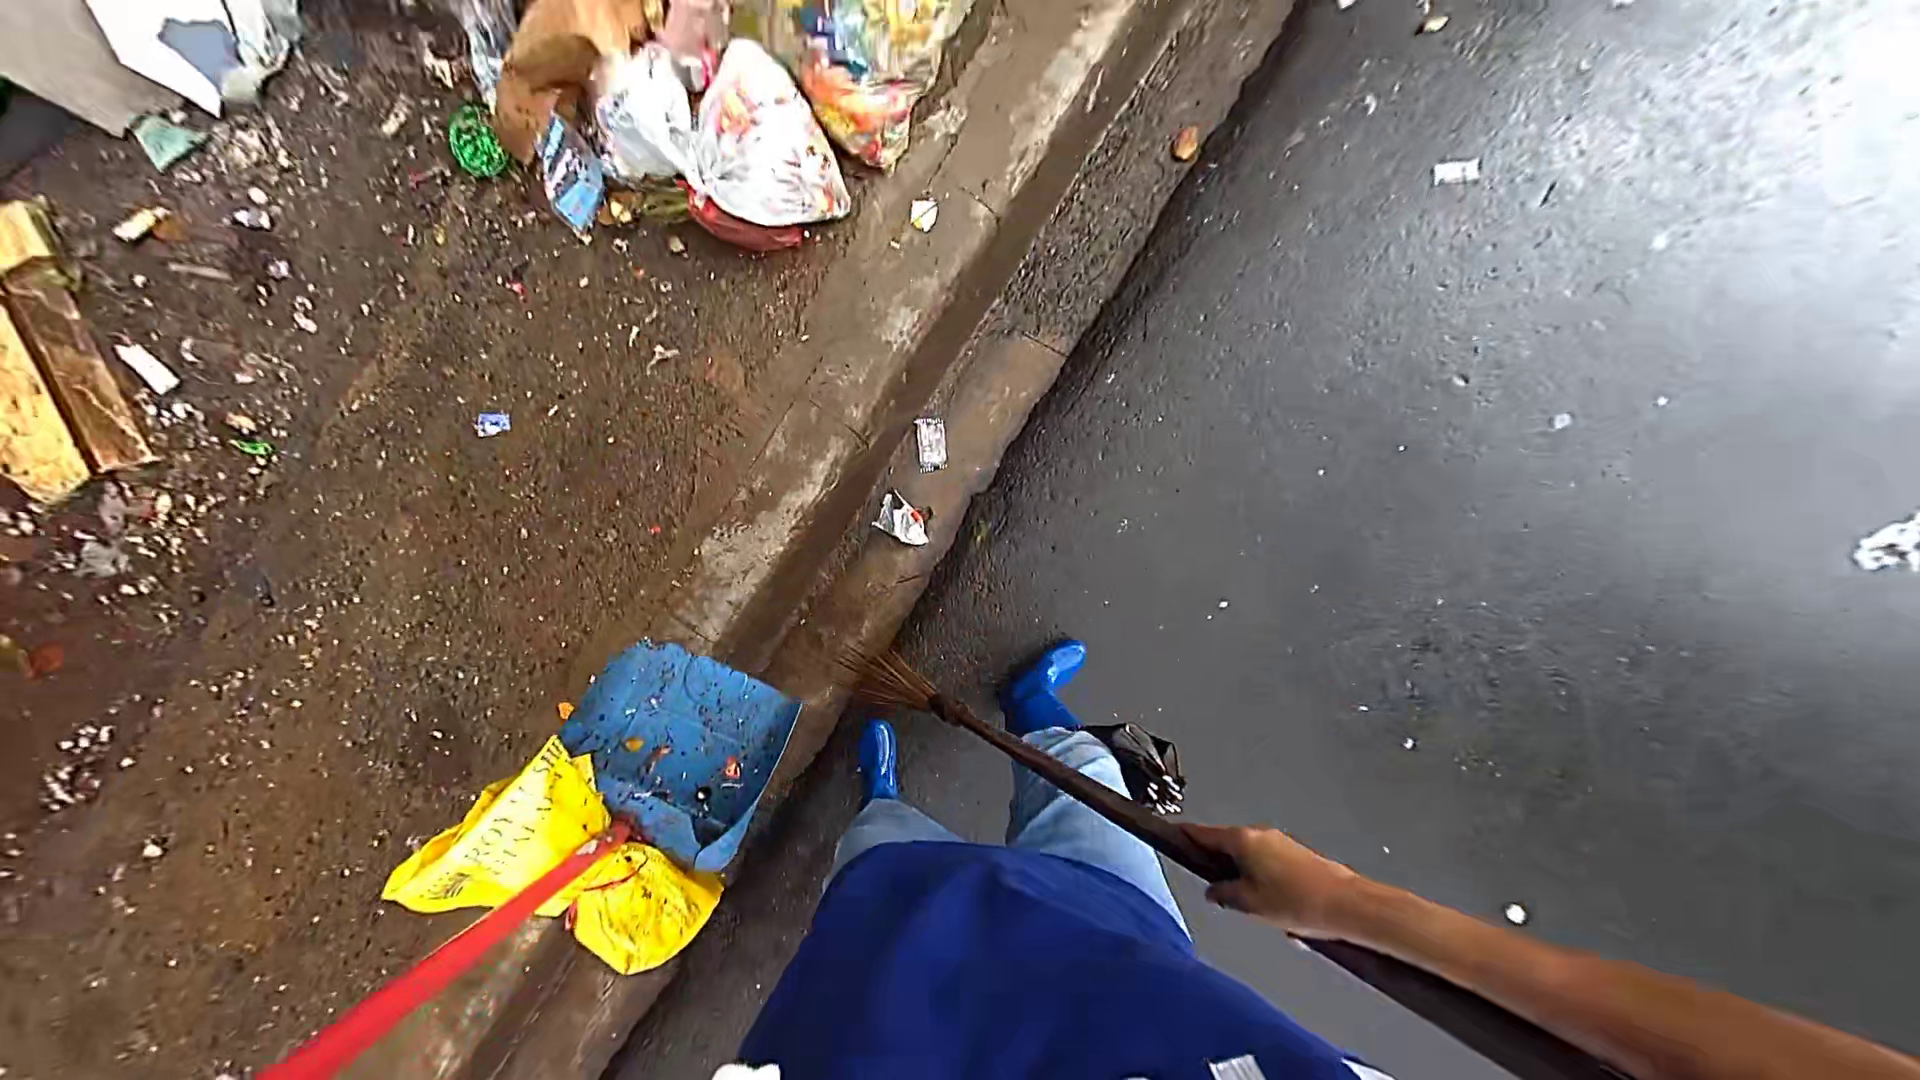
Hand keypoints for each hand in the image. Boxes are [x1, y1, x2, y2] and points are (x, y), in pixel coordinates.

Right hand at [1181, 823, 1368, 938]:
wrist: (1350, 906)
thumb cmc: (1298, 902)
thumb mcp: (1250, 904)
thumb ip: (1224, 894)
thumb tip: (1212, 891)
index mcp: (1241, 839)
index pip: (1203, 833)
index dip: (1185, 835)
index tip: (1172, 834)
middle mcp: (1258, 833)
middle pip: (1227, 845)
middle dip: (1221, 866)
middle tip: (1221, 893)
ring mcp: (1279, 841)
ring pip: (1250, 856)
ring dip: (1246, 876)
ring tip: (1258, 908)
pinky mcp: (1296, 854)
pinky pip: (1269, 863)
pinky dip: (1265, 879)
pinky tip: (1279, 907)